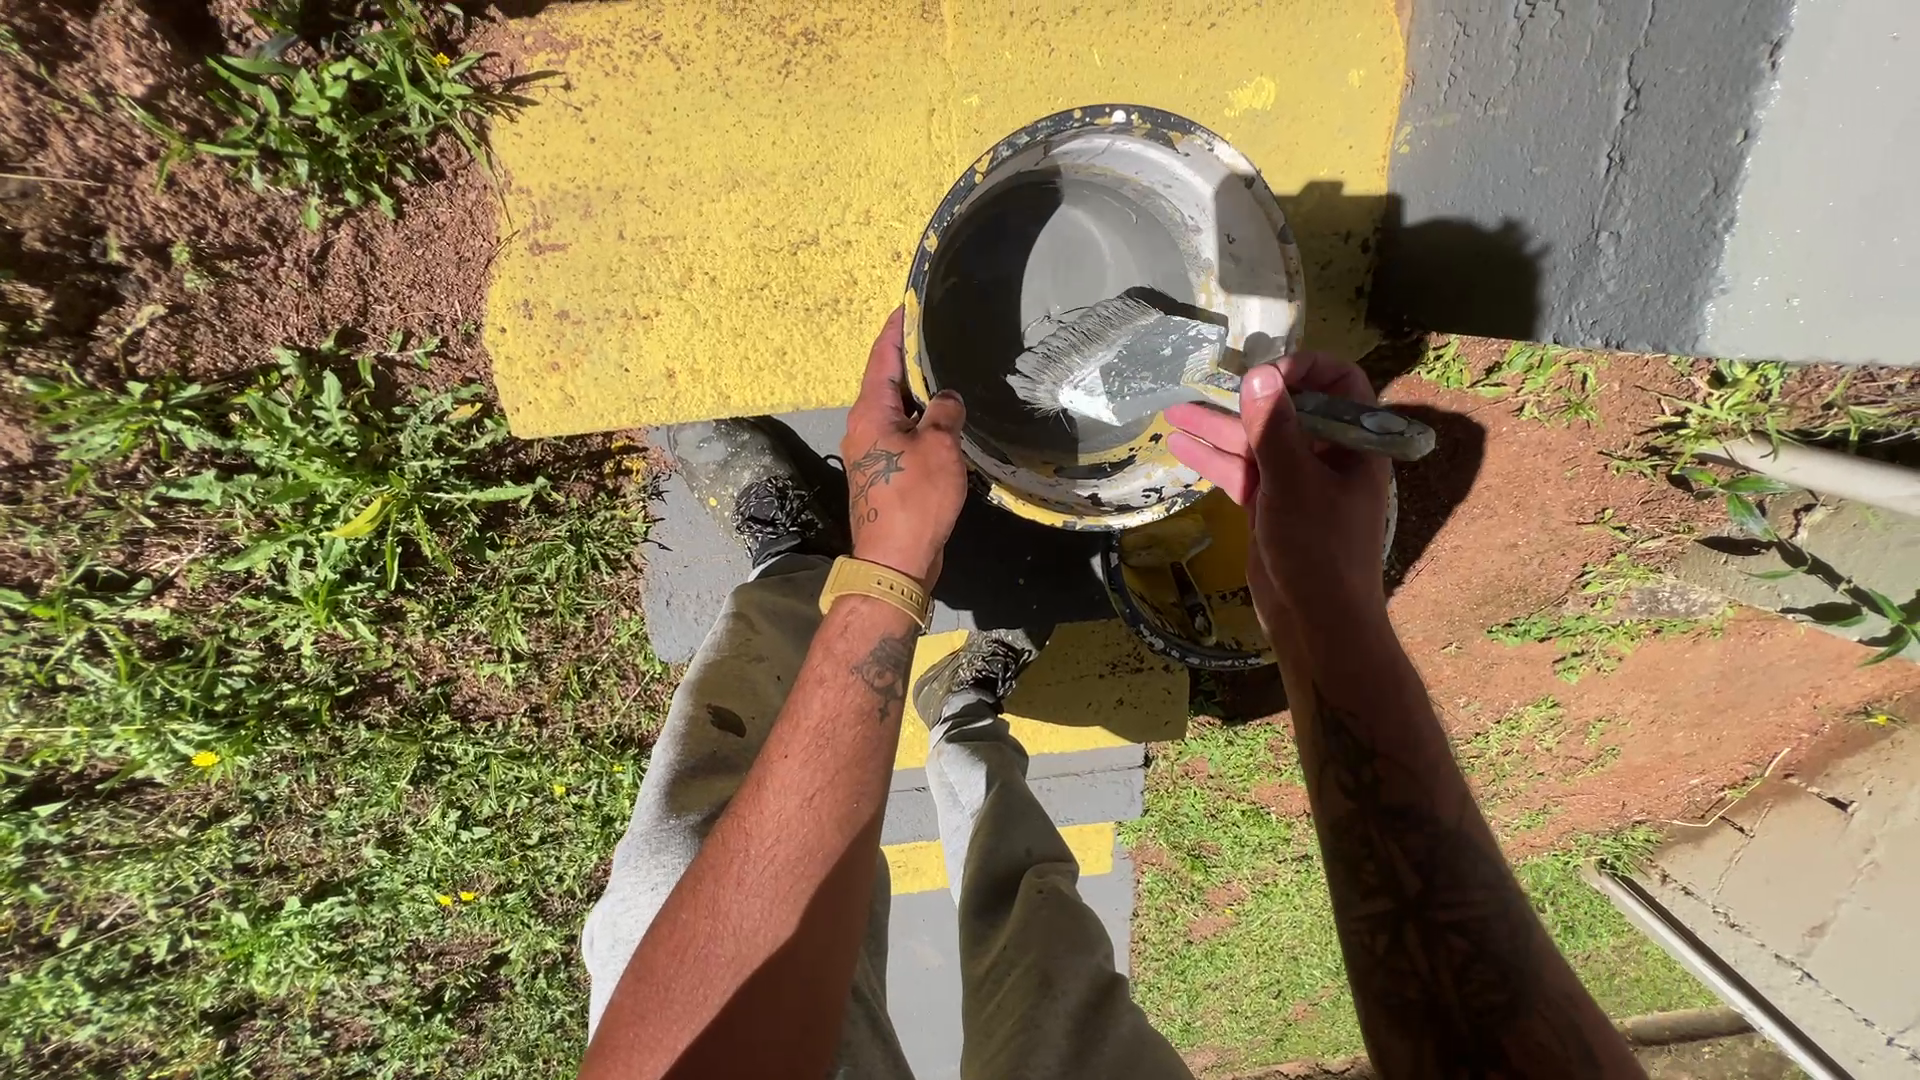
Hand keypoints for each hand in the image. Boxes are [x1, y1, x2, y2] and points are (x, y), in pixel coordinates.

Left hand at [841, 308, 967, 586]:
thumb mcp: (939, 449)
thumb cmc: (915, 499)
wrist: (895, 561)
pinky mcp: (882, 476)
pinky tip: (944, 423)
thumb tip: (946, 399)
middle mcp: (863, 428)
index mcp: (870, 412)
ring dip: (918, 396)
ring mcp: (870, 454)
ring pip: (896, 413)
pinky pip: (902, 438)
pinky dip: (920, 424)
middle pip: (887, 383)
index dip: (896, 330)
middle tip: (936, 337)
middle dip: (910, 361)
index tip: (907, 305)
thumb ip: (944, 414)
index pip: (882, 357)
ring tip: (946, 375)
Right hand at [1165, 354, 1391, 633]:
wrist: (1316, 619)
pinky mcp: (1269, 506)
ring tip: (1174, 412)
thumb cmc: (1319, 548)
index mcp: (1354, 444)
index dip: (1304, 370)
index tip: (1263, 375)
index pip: (1340, 384)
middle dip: (1245, 399)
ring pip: (1255, 444)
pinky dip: (1213, 460)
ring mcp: (1296, 482)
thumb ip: (1273, 428)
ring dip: (1217, 429)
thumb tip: (1259, 375)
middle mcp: (1327, 456)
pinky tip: (1181, 445)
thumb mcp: (1294, 482)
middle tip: (1204, 386)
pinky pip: (1241, 473)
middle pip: (1287, 412)